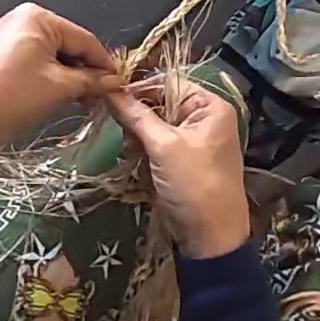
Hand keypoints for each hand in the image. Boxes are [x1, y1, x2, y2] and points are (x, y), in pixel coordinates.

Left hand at [0, 3, 122, 148]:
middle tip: (101, 101)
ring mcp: (11, 35)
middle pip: (69, 45)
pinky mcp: (1, 53)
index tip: (121, 89)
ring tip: (82, 103)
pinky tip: (60, 96)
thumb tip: (115, 81)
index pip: (85, 39)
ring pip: (54, 55)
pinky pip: (36, 61)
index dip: (105, 65)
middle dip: (86, 73)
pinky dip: (50, 77)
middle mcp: (24, 18)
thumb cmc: (10, 96)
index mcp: (39, 17)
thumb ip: (89, 80)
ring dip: (69, 78)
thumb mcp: (56, 87)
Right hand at [107, 85, 249, 258]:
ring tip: (131, 153)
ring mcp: (192, 139)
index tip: (110, 97)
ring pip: (152, 123)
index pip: (167, 81)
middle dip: (137, 118)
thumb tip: (109, 88)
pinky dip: (143, 151)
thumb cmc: (194, 184)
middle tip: (123, 133)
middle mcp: (203, 117)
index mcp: (209, 106)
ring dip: (137, 137)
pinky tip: (136, 162)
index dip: (139, 88)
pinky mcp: (181, 158)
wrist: (210, 238)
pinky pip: (155, 143)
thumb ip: (135, 114)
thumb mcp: (163, 146)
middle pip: (158, 102)